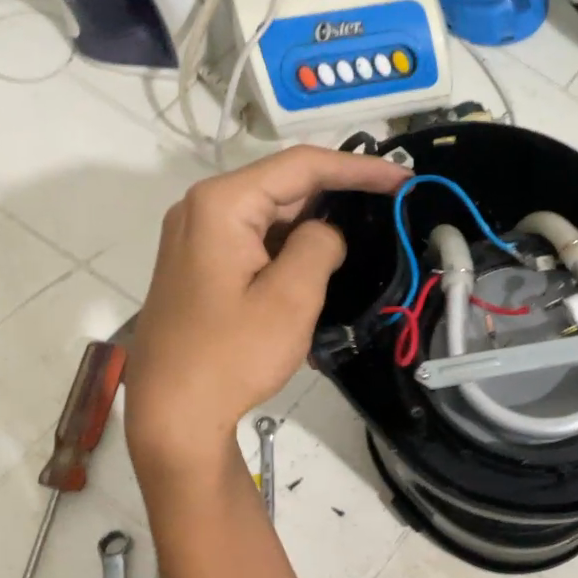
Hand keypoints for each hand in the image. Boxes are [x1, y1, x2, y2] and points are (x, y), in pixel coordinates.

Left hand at [126, 146, 409, 487]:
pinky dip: (294, 243)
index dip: (358, 168)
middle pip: (284, 184)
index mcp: (223, 205)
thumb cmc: (232, 354)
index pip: (302, 166)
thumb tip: (329, 232)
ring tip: (371, 227)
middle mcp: (203, 208)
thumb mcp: (290, 299)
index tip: (404, 179)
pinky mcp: (202, 264)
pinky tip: (327, 258)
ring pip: (272, 213)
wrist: (173, 410)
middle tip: (395, 203)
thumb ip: (319, 248)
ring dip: (319, 220)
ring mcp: (199, 236)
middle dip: (341, 191)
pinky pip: (257, 238)